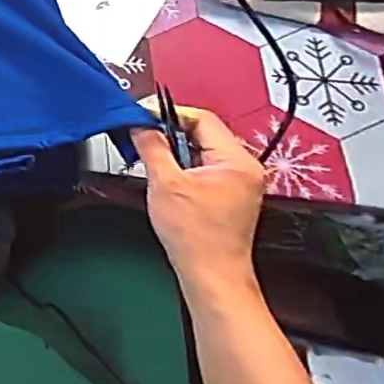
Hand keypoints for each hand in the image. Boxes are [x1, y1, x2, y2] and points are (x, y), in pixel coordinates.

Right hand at [130, 106, 266, 297]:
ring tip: (149, 156)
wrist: (210, 270)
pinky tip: (162, 172)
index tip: (142, 114)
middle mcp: (243, 167)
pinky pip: (201, 163)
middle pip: (201, 131)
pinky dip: (180, 162)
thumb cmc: (196, 235)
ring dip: (172, 148)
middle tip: (140, 133)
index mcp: (236, 161)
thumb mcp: (164, 182)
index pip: (202, 119)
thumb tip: (141, 125)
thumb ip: (153, 147)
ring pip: (199, 148)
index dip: (168, 113)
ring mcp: (237, 180)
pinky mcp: (227, 190)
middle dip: (168, 130)